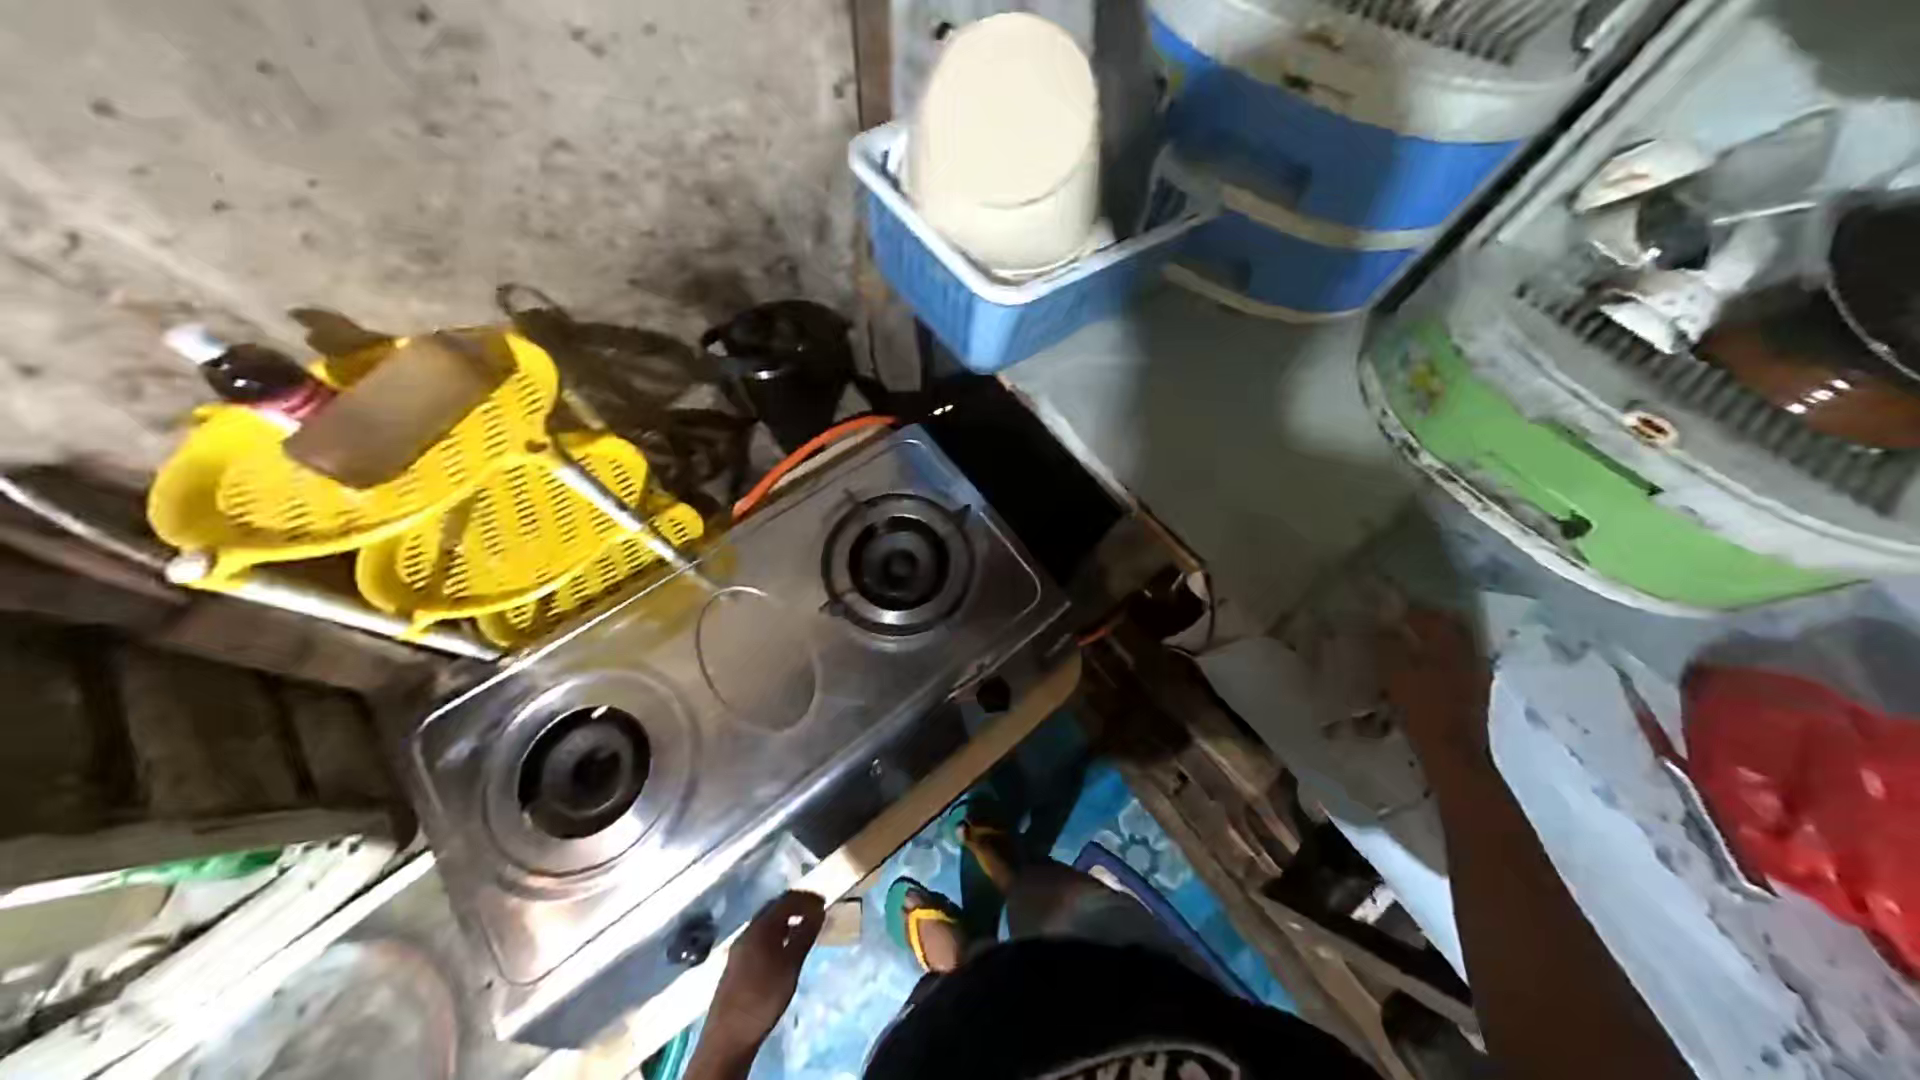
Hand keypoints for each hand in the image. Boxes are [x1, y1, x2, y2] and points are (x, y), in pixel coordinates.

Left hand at [703, 891, 824, 1054]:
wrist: (729, 1036)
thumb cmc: (764, 997)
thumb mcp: (791, 965)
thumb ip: (805, 936)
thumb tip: (819, 912)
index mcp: (760, 927)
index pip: (787, 900)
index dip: (807, 898)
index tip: (825, 902)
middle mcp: (748, 931)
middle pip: (774, 908)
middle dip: (796, 906)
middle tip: (816, 912)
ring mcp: (740, 947)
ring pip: (767, 923)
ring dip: (787, 920)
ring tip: (804, 927)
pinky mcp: (737, 962)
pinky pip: (760, 936)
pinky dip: (777, 933)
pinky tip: (785, 946)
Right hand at [1379, 608, 1492, 780]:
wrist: (1454, 754)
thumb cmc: (1423, 709)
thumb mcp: (1396, 673)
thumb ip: (1388, 646)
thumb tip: (1380, 626)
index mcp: (1452, 647)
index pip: (1433, 617)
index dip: (1412, 612)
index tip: (1391, 611)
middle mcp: (1470, 657)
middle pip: (1450, 631)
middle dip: (1427, 625)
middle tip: (1401, 626)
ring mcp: (1477, 678)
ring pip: (1454, 650)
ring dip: (1434, 645)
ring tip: (1410, 649)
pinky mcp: (1476, 697)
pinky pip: (1456, 668)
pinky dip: (1440, 664)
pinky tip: (1424, 674)